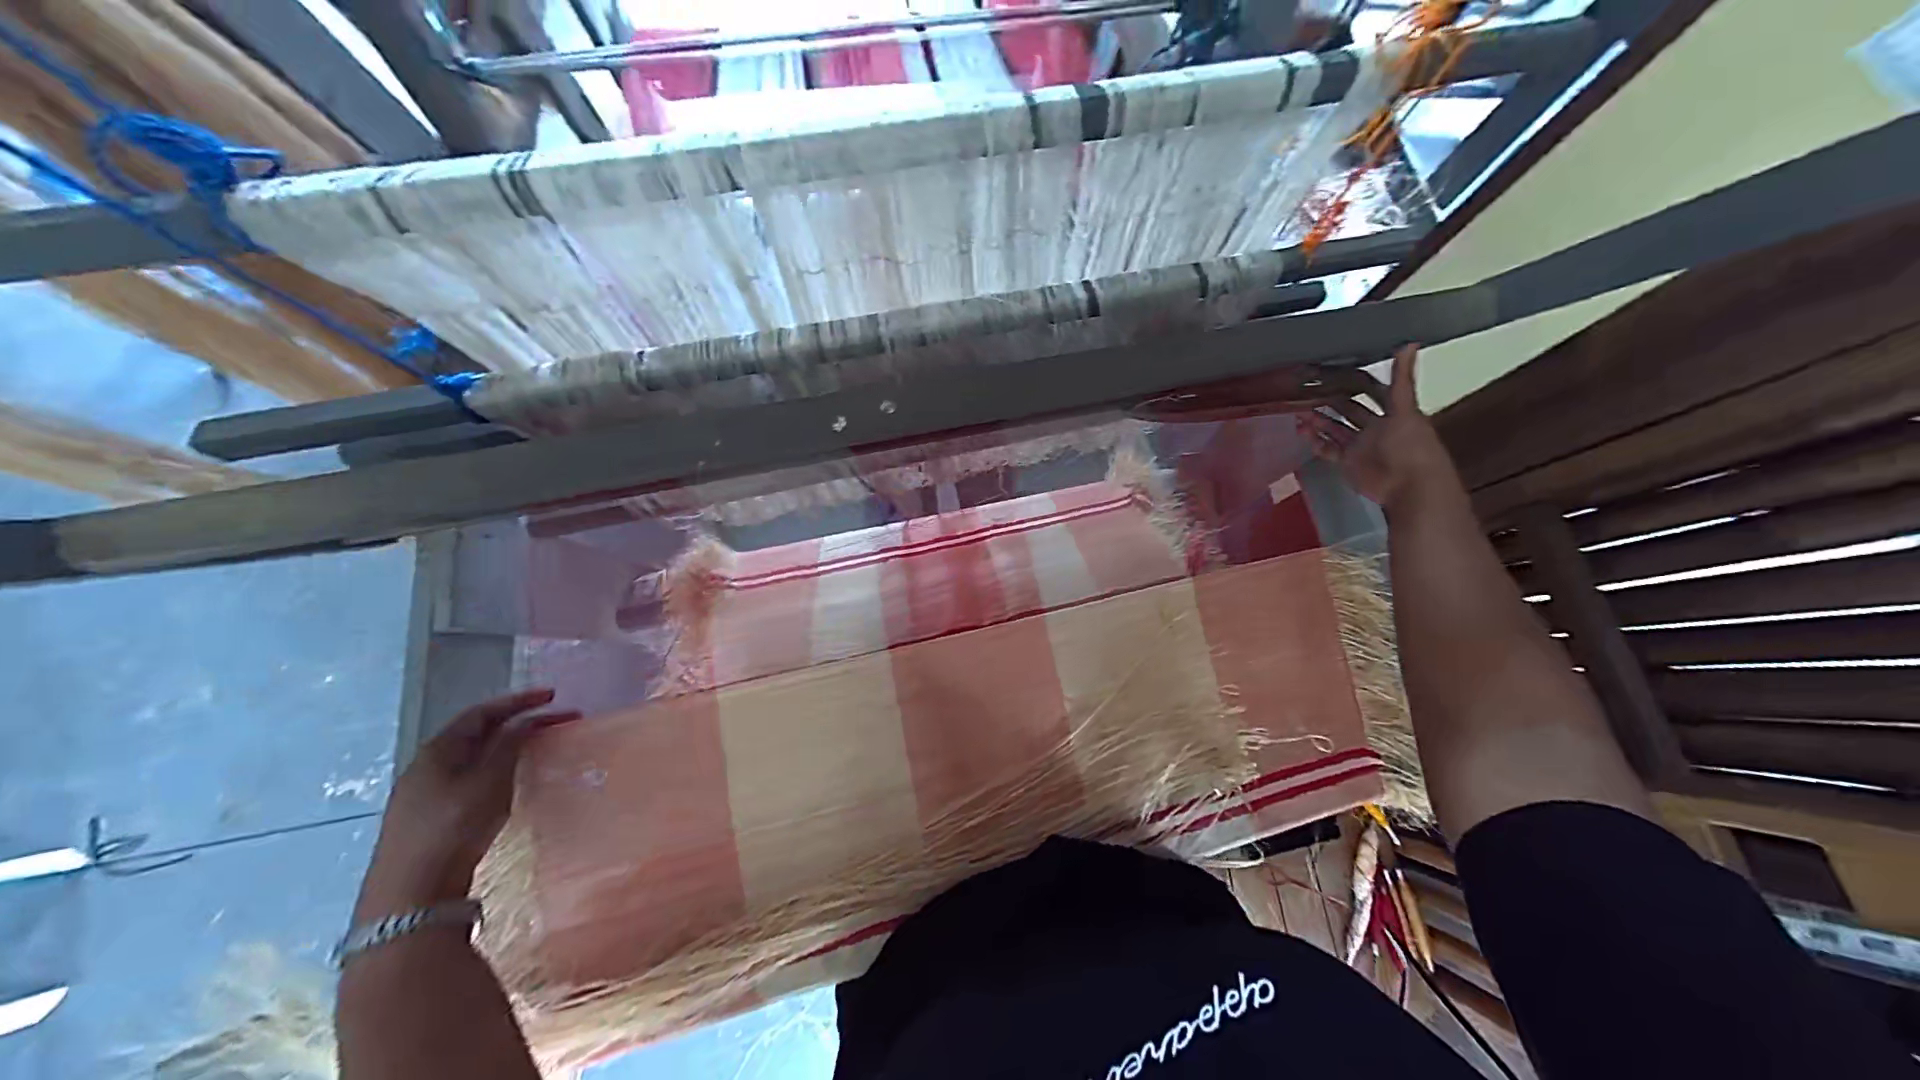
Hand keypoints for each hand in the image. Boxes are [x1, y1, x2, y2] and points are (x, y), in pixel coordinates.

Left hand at [355, 688, 578, 918]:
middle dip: (515, 722)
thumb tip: (526, 721)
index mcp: (438, 750)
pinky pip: (468, 778)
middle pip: (476, 732)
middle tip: (551, 721)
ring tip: (536, 747)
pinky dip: (494, 768)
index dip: (518, 700)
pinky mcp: (428, 817)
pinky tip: (507, 782)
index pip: (482, 712)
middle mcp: (427, 765)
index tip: (552, 696)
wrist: (411, 894)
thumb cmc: (453, 828)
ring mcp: (424, 793)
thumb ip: (509, 746)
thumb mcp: (489, 782)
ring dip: (506, 746)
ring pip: (472, 756)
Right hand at [1300, 345, 1454, 510]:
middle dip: (1331, 400)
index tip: (1337, 371)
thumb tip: (1410, 343)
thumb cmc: (1410, 445)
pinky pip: (1328, 449)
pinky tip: (1303, 432)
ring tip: (1299, 411)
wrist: (1407, 485)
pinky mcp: (1347, 462)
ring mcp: (1360, 445)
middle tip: (1309, 390)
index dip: (1357, 382)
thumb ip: (1402, 378)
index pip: (1373, 392)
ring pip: (1335, 429)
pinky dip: (1316, 441)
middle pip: (1350, 410)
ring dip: (1319, 420)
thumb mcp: (1405, 407)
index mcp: (1393, 412)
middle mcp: (1375, 427)